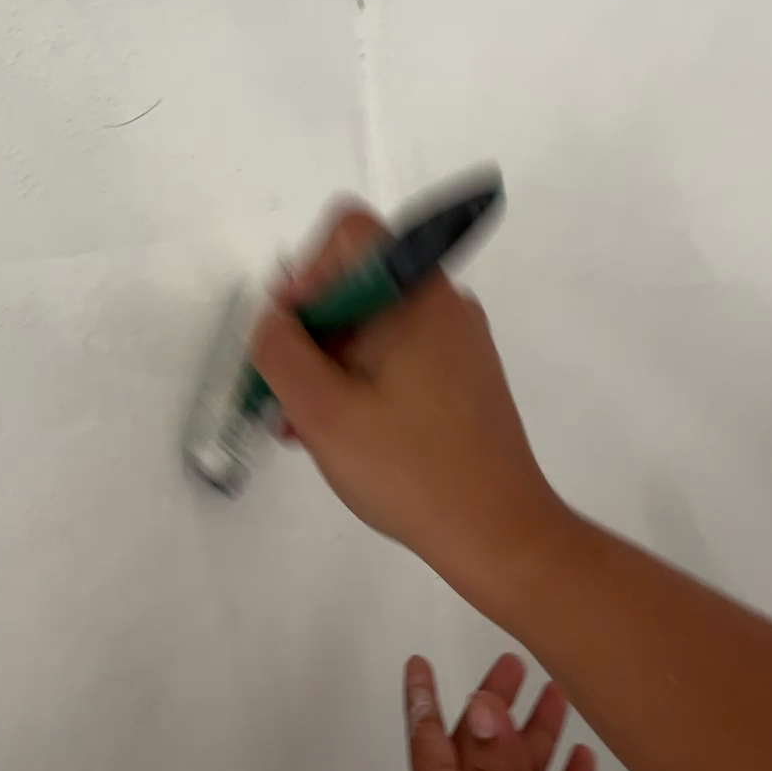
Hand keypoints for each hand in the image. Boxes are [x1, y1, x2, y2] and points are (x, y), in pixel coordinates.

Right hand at [251, 201, 561, 569]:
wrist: (498, 535)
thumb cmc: (407, 468)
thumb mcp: (321, 408)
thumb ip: (278, 349)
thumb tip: (273, 319)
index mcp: (416, 295)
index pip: (349, 235)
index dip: (305, 273)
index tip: (289, 332)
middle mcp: (441, 305)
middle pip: (354, 286)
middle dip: (306, 334)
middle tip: (281, 393)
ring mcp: (453, 344)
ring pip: (368, 329)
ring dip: (323, 367)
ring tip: (297, 426)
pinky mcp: (457, 379)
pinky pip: (391, 359)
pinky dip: (354, 383)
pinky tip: (331, 434)